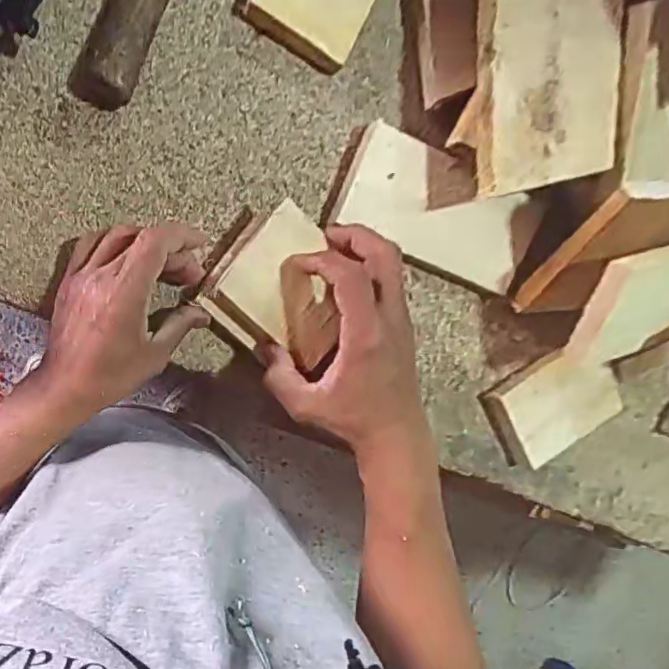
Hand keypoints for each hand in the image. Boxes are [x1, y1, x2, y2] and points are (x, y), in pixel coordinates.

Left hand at [32, 223, 209, 419]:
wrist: (65, 387)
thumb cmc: (107, 377)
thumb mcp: (153, 355)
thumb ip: (179, 326)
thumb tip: (199, 314)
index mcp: (124, 292)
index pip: (155, 242)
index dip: (182, 236)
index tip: (198, 244)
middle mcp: (100, 276)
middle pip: (140, 239)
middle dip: (171, 249)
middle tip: (187, 273)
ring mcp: (81, 276)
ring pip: (114, 236)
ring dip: (142, 241)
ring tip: (160, 262)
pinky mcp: (68, 282)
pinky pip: (89, 246)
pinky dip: (112, 244)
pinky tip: (124, 259)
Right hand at [260, 225, 430, 467]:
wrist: (396, 433)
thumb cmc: (353, 421)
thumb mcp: (306, 405)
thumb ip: (279, 377)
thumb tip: (265, 348)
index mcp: (366, 334)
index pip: (351, 275)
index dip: (322, 259)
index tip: (297, 263)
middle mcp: (390, 319)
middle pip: (385, 254)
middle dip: (354, 235)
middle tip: (324, 236)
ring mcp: (401, 320)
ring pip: (393, 264)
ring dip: (364, 248)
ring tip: (334, 252)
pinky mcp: (403, 326)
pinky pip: (391, 281)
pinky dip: (369, 268)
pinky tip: (345, 284)